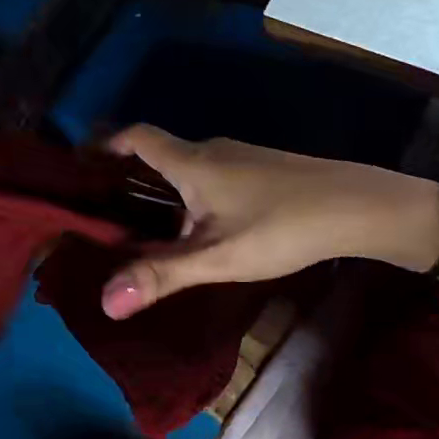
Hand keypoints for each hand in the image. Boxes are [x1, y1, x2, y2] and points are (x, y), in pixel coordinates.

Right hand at [99, 126, 438, 318]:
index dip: (108, 145)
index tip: (83, 166)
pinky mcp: (265, 170)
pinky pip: (216, 176)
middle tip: (106, 214)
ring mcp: (243, 157)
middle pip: (162, 154)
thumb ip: (162, 275)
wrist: (354, 205)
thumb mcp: (217, 256)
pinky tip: (205, 230)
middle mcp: (214, 149)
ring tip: (148, 231)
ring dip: (166, 192)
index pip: (138, 136)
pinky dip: (196, 196)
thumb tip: (105, 301)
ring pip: (191, 169)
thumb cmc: (280, 226)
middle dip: (132, 179)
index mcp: (193, 161)